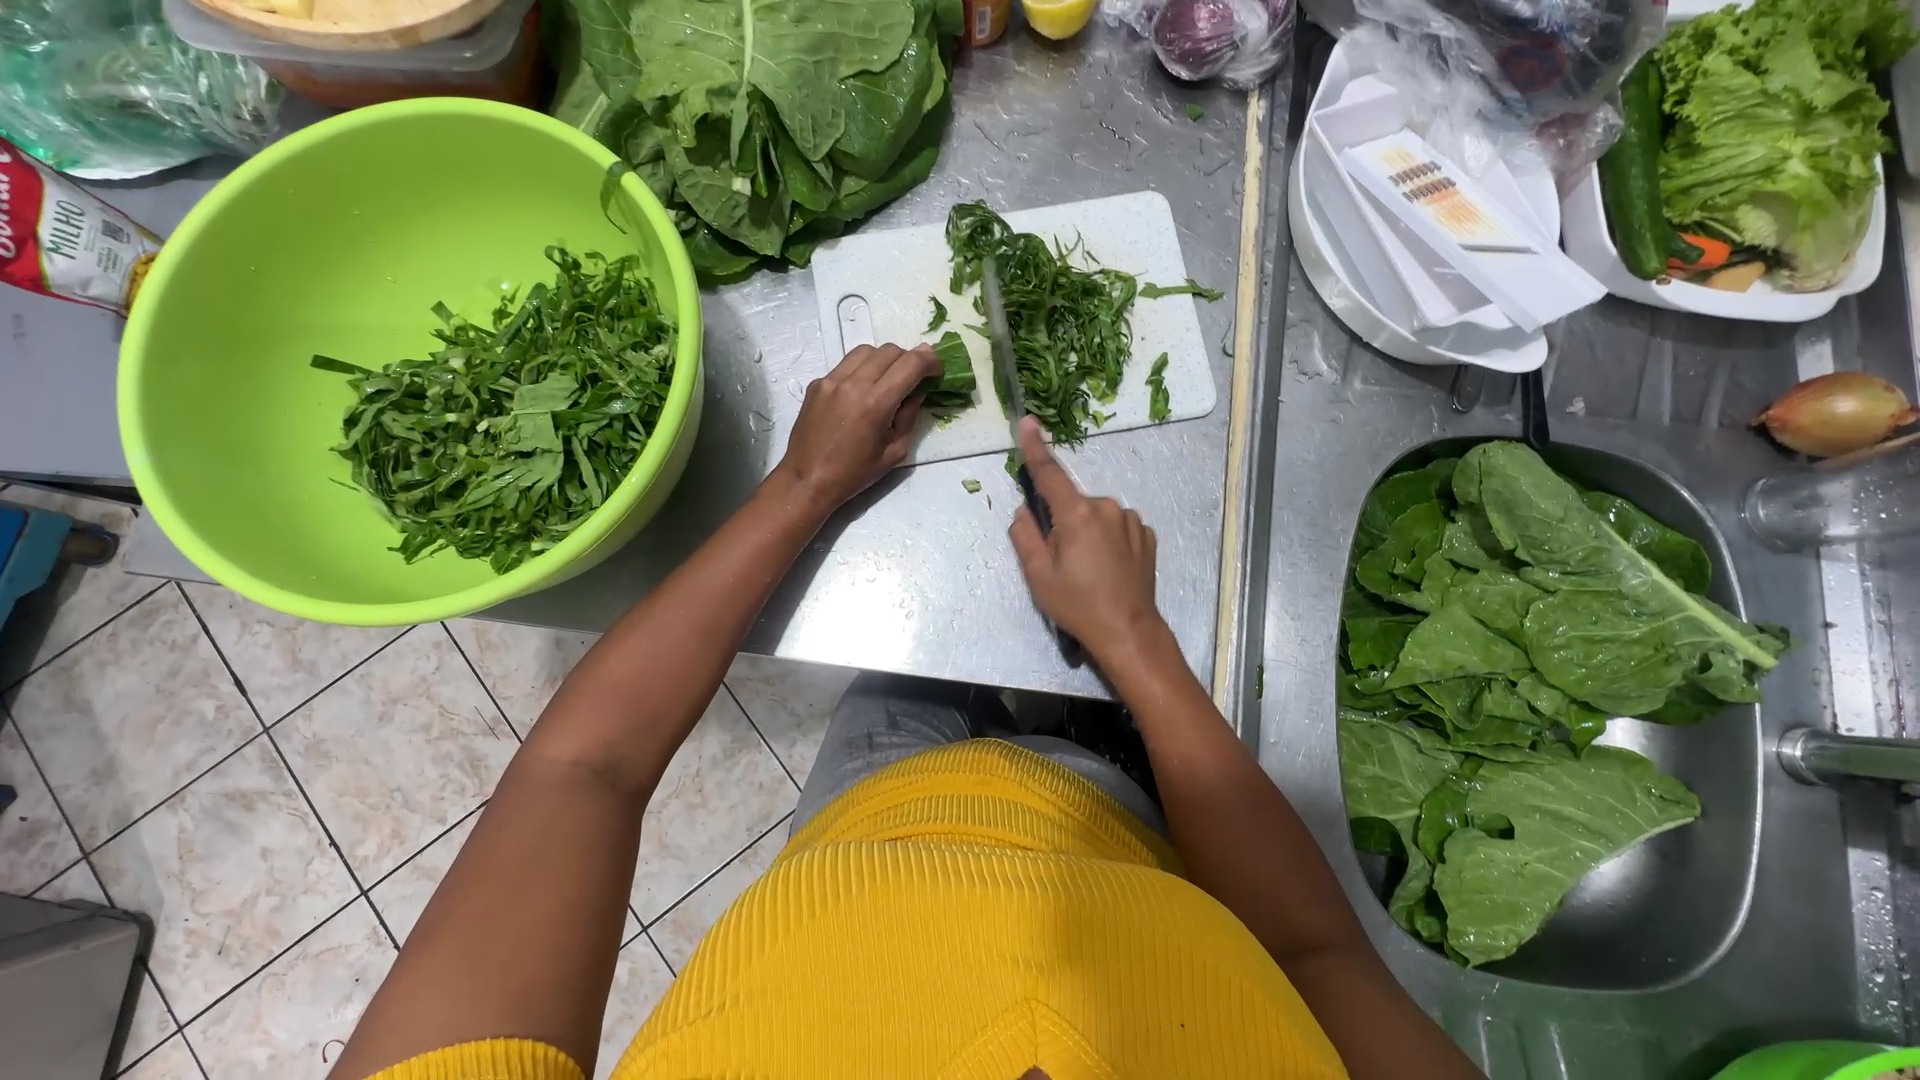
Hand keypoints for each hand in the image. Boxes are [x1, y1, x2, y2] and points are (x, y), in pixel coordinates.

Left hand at [775, 343, 938, 511]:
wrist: (808, 479)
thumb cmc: (855, 473)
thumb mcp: (895, 451)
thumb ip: (909, 417)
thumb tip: (916, 392)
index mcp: (876, 403)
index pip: (911, 363)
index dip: (930, 361)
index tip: (936, 370)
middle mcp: (853, 384)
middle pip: (890, 350)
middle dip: (908, 360)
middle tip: (912, 379)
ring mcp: (831, 380)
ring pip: (866, 351)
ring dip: (883, 360)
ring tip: (886, 381)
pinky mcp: (817, 384)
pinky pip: (845, 364)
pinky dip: (861, 370)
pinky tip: (861, 391)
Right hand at [1006, 417, 1162, 661]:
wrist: (1129, 631)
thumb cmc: (1077, 605)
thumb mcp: (1037, 575)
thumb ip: (1024, 535)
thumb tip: (1024, 511)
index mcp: (1078, 514)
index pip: (1050, 473)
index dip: (1035, 448)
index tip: (1028, 422)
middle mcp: (1107, 507)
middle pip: (1073, 503)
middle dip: (1063, 523)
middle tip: (1062, 562)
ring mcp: (1131, 520)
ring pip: (1096, 516)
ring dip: (1087, 532)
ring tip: (1089, 570)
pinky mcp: (1146, 534)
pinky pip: (1116, 527)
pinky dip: (1108, 540)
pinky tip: (1109, 569)